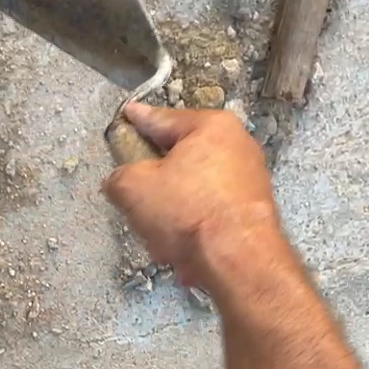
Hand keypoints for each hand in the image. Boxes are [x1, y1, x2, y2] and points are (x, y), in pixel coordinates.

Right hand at [102, 103, 291, 291]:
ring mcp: (248, 179)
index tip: (129, 112)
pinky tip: (179, 244)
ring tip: (157, 230)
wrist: (235, 256)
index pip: (164, 119)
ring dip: (172, 207)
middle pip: (182, 156)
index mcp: (211, 127)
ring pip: (193, 187)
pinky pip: (208, 211)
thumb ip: (119, 177)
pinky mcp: (250, 211)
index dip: (140, 118)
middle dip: (157, 175)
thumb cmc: (186, 211)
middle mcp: (237, 145)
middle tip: (136, 189)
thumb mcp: (133, 188)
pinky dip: (190, 224)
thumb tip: (118, 181)